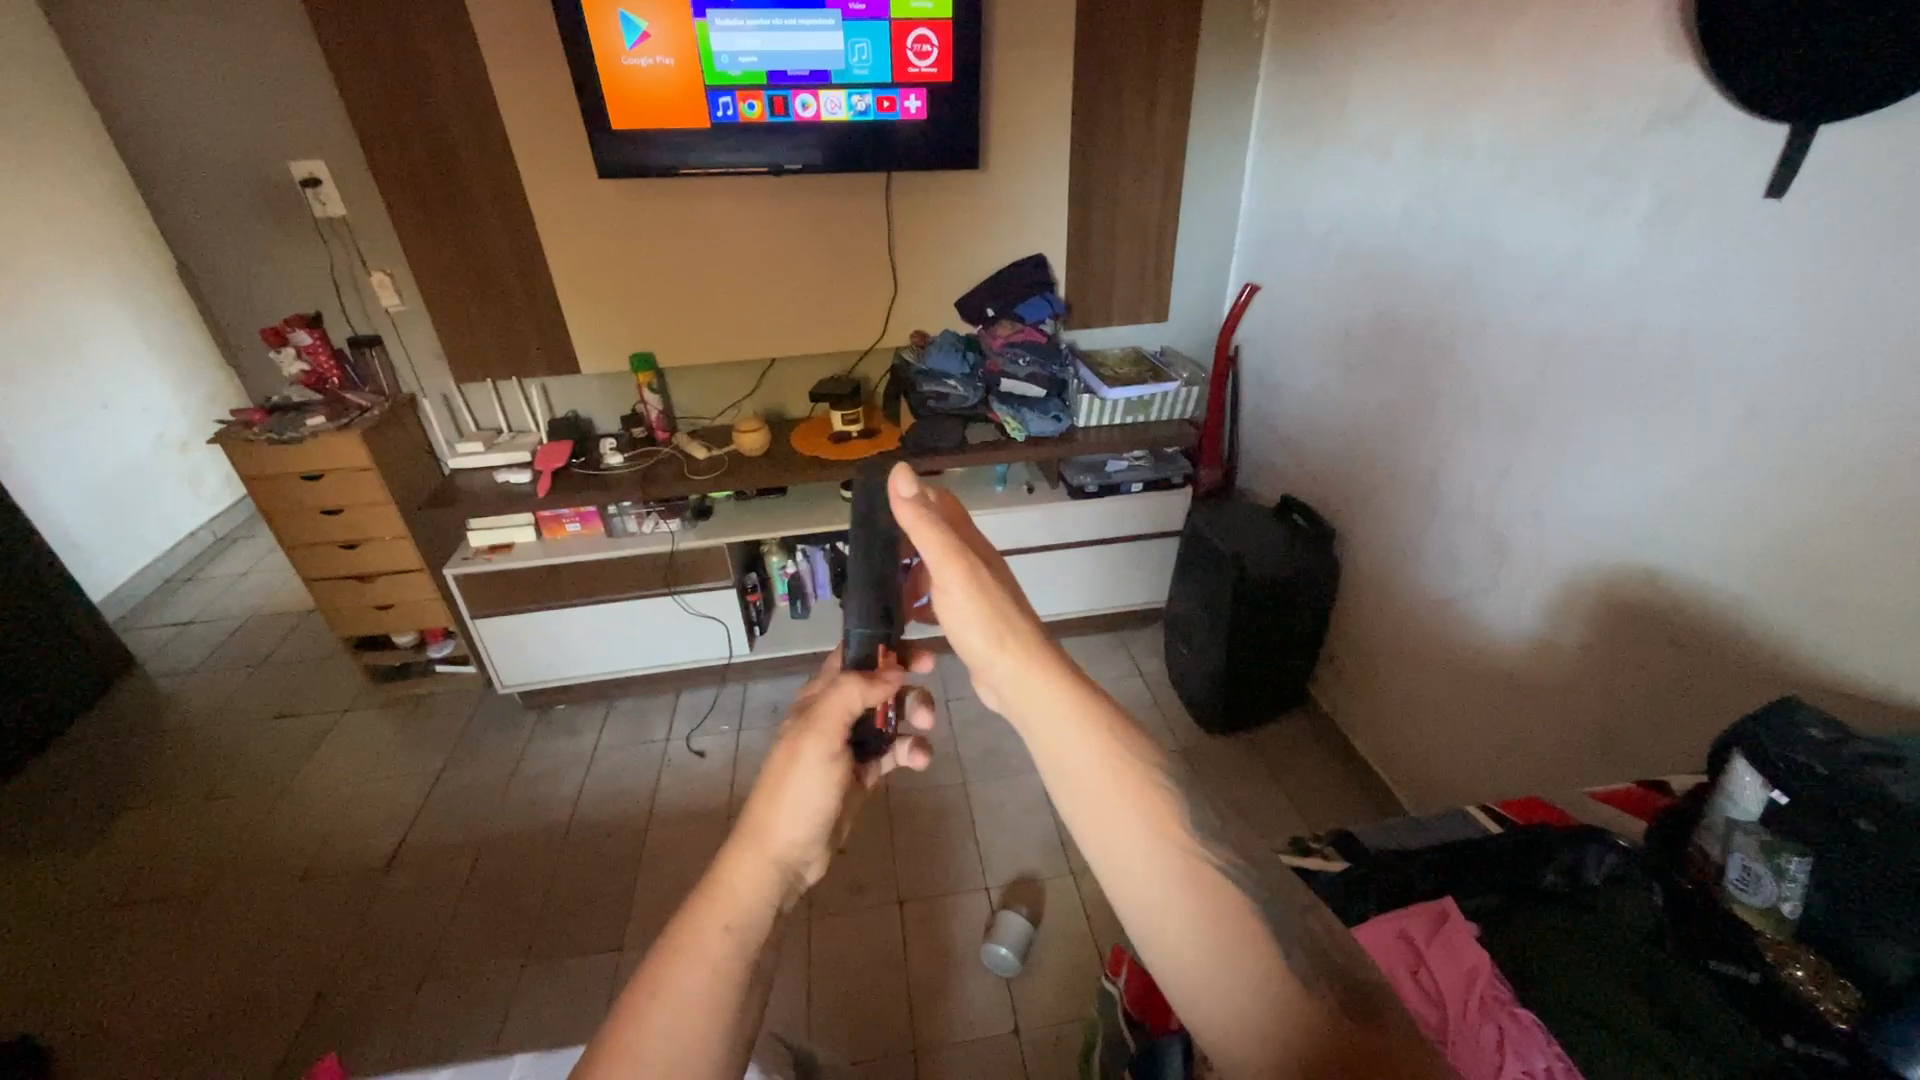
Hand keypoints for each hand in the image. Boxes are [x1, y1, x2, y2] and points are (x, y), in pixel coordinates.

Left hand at [729, 648, 938, 906]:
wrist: (785, 854)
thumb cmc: (798, 787)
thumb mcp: (819, 731)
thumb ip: (853, 691)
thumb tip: (894, 670)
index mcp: (819, 696)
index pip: (852, 654)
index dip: (883, 644)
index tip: (915, 643)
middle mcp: (836, 714)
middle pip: (879, 681)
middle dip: (906, 677)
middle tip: (933, 673)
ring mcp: (852, 744)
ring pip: (893, 714)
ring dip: (914, 713)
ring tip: (926, 726)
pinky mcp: (866, 772)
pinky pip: (896, 750)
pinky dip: (911, 750)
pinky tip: (920, 761)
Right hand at [889, 463, 1062, 714]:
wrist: (1017, 676)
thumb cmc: (983, 619)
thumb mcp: (949, 565)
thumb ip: (924, 522)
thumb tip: (900, 470)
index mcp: (968, 542)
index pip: (938, 502)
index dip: (909, 497)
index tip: (874, 505)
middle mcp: (972, 561)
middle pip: (935, 536)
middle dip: (902, 537)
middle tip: (868, 551)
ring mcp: (972, 593)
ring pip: (934, 570)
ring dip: (908, 572)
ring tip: (878, 585)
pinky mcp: (969, 621)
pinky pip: (937, 601)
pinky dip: (918, 602)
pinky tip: (903, 616)